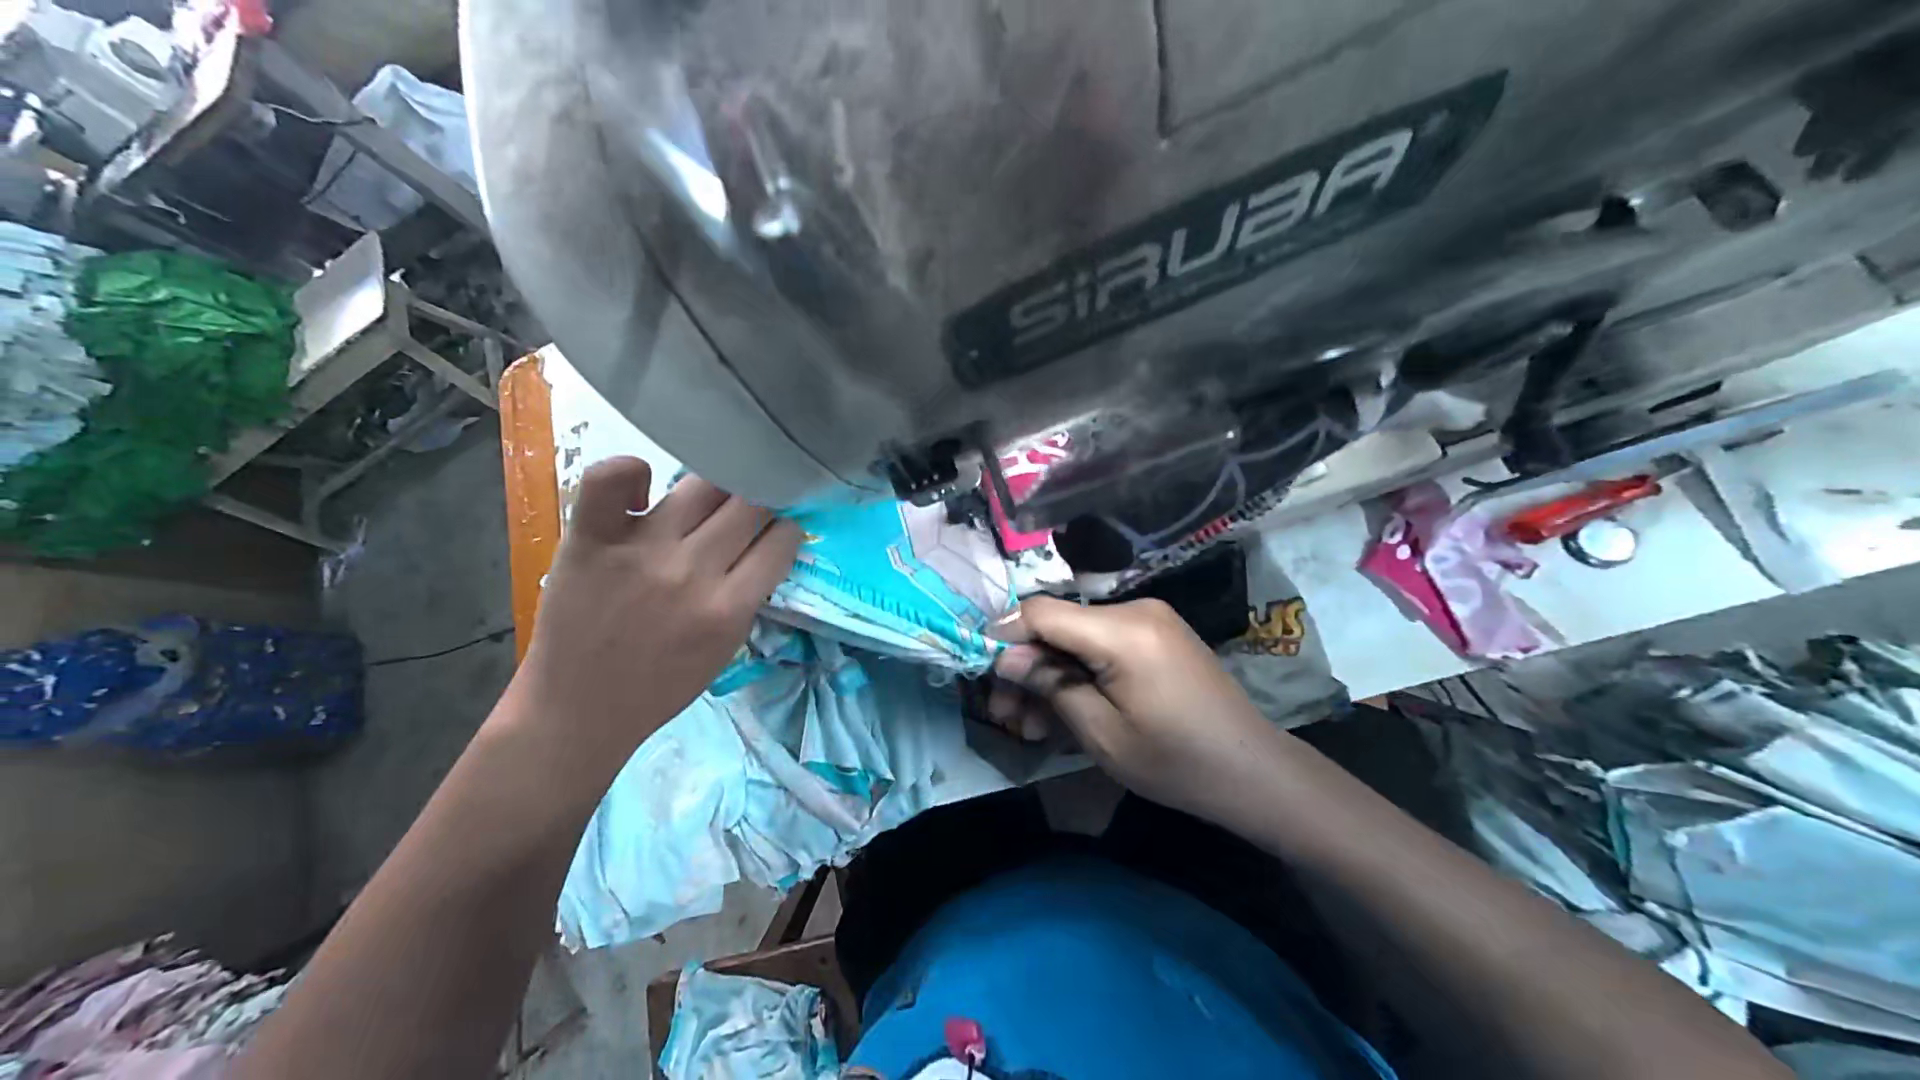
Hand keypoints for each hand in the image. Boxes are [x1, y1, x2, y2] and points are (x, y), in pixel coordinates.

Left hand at [510, 457, 800, 762]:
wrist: (579, 710)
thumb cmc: (660, 686)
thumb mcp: (727, 648)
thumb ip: (750, 594)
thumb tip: (768, 543)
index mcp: (728, 607)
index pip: (781, 540)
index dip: (786, 529)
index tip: (778, 530)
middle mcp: (691, 571)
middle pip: (750, 503)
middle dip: (761, 501)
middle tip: (749, 508)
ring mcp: (640, 550)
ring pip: (701, 485)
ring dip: (717, 486)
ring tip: (708, 497)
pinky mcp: (591, 539)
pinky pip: (610, 480)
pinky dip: (630, 472)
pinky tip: (642, 485)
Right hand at [990, 596, 1294, 824]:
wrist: (1252, 772)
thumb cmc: (1175, 762)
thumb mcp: (1101, 733)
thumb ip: (1050, 685)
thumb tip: (1005, 657)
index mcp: (1123, 630)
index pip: (1042, 612)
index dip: (1003, 635)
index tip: (977, 668)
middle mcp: (1134, 610)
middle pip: (1057, 626)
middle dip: (1024, 667)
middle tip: (1000, 713)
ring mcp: (1148, 621)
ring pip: (1075, 638)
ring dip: (1048, 676)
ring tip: (1026, 726)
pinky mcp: (1155, 636)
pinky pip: (1100, 646)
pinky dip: (1077, 674)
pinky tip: (1060, 712)